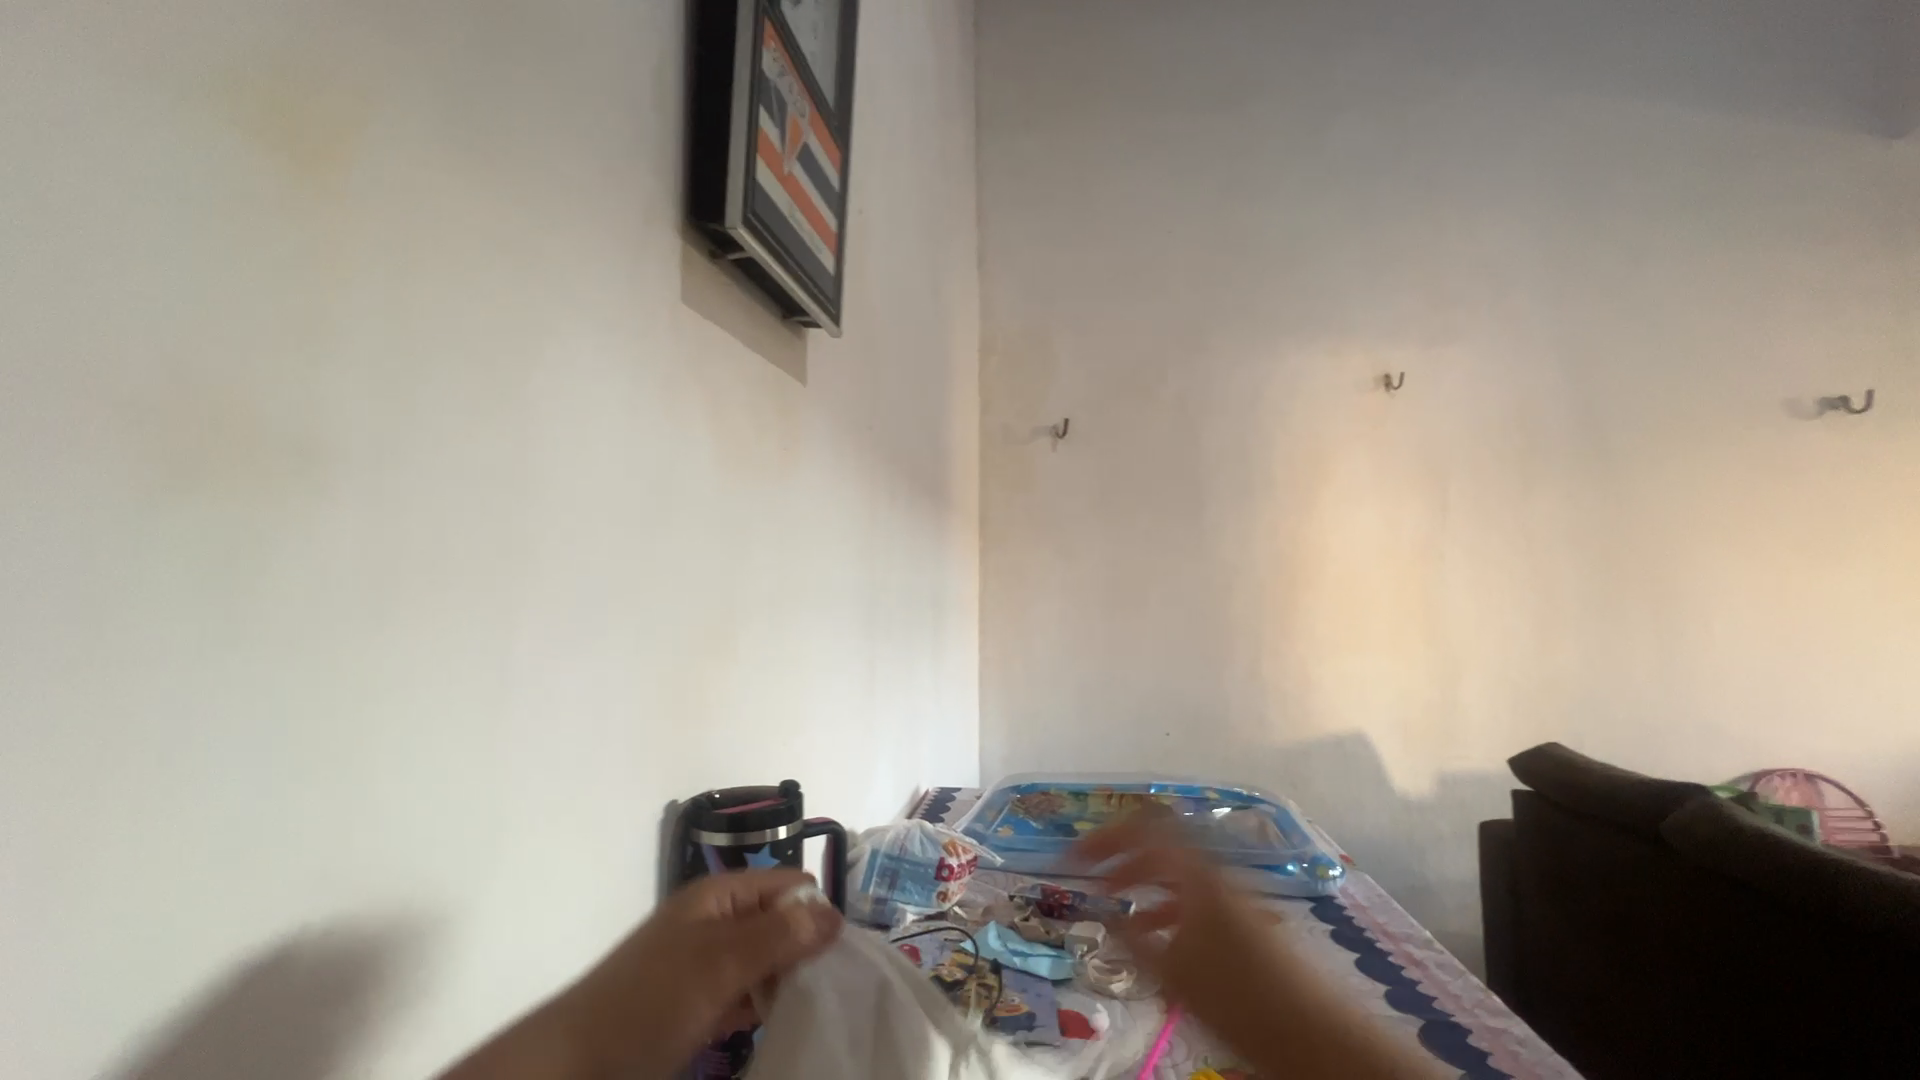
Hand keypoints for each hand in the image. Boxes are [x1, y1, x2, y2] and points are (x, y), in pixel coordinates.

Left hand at [440, 869, 841, 1079]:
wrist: (573, 1066)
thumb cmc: (650, 1002)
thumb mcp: (720, 963)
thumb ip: (779, 935)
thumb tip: (835, 912)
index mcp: (721, 895)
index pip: (790, 885)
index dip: (816, 912)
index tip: (838, 956)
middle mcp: (716, 919)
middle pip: (781, 922)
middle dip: (804, 950)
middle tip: (825, 989)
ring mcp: (705, 962)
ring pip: (765, 960)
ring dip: (785, 982)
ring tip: (806, 1010)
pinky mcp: (696, 1002)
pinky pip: (745, 993)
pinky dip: (761, 1006)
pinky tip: (774, 1026)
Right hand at [1075, 810, 1425, 1079]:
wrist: (1316, 1033)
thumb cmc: (1238, 999)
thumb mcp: (1173, 973)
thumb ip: (1132, 939)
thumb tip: (1102, 914)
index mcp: (1196, 873)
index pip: (1142, 831)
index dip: (1104, 838)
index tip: (1073, 856)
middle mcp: (1214, 872)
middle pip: (1158, 846)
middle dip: (1119, 857)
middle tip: (1088, 875)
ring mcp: (1232, 891)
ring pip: (1176, 872)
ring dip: (1142, 880)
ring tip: (1114, 902)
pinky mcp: (1243, 914)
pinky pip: (1194, 893)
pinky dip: (1166, 901)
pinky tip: (1153, 929)